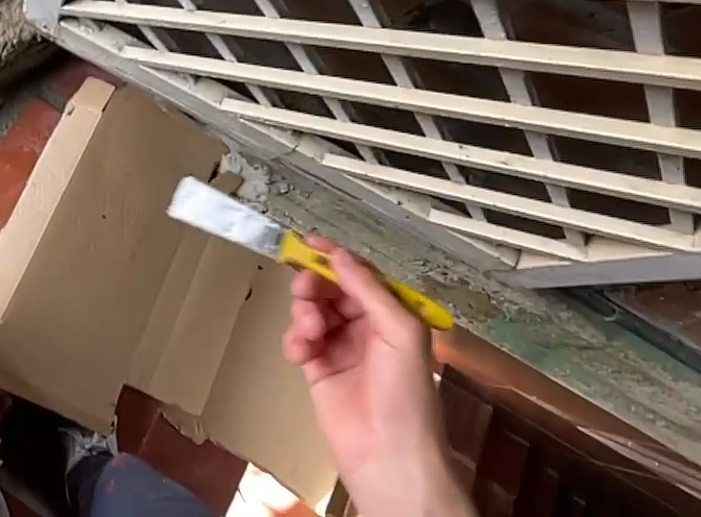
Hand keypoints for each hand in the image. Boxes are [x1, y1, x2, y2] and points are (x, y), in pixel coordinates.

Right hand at [282, 238, 473, 516]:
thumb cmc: (405, 394)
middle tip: (305, 290)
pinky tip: (302, 351)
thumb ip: (367, 288)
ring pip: (312, 311)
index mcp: (391, 313)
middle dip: (315, 285)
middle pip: (330, 289)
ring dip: (305, 313)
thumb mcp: (398, 330)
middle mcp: (366, 326)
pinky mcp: (319, 370)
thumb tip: (339, 255)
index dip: (335, 257)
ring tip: (310, 331)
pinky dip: (295, 340)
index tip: (308, 243)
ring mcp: (341, 348)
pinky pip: (299, 340)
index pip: (359, 274)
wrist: (388, 457)